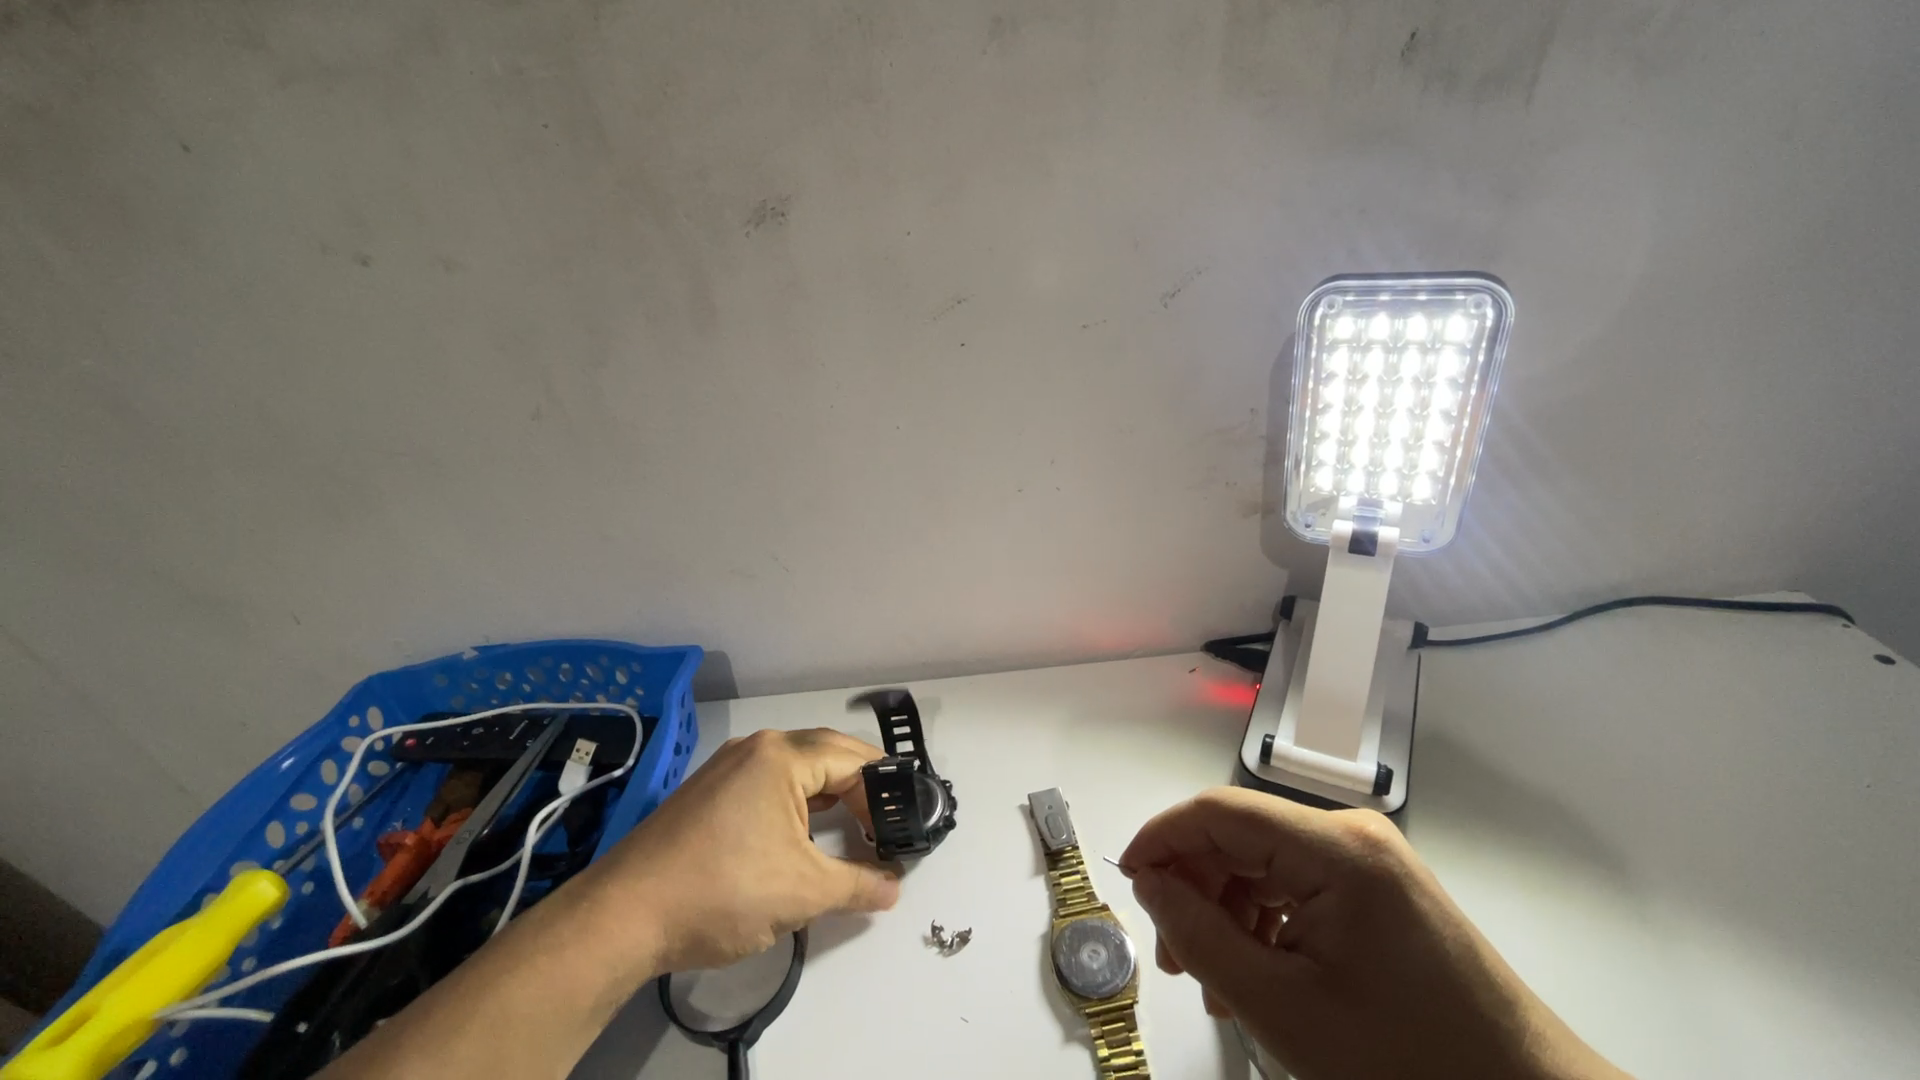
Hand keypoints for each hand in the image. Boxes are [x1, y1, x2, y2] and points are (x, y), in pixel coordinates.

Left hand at [583, 728, 900, 972]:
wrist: (623, 916)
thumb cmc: (722, 891)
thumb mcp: (803, 892)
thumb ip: (858, 885)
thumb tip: (893, 887)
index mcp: (781, 757)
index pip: (852, 760)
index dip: (882, 793)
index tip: (902, 825)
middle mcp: (755, 749)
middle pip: (824, 754)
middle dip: (860, 784)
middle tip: (886, 817)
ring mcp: (725, 769)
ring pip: (794, 769)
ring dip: (828, 792)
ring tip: (854, 822)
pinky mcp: (707, 794)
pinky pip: (766, 785)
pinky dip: (796, 803)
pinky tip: (803, 832)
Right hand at [1121, 788, 1627, 1079]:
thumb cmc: (1407, 1063)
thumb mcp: (1281, 1005)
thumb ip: (1200, 934)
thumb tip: (1149, 882)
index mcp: (1334, 848)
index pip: (1219, 811)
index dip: (1161, 838)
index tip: (1128, 884)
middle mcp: (1353, 835)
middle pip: (1240, 837)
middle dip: (1194, 890)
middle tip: (1174, 960)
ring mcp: (1371, 861)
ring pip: (1264, 865)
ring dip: (1225, 914)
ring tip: (1214, 983)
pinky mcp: (1381, 890)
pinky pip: (1298, 888)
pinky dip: (1263, 925)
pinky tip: (1255, 977)